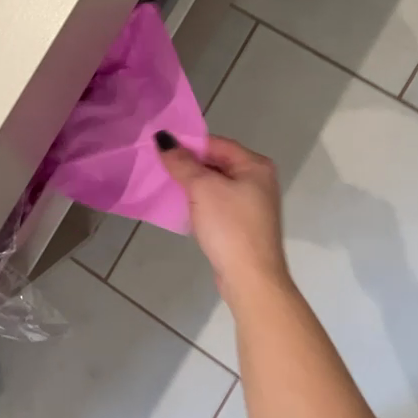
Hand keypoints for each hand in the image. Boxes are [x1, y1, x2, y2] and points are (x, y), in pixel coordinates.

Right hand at [157, 133, 292, 305]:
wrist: (250, 278)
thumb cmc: (229, 226)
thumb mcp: (202, 188)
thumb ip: (182, 162)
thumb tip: (163, 138)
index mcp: (255, 165)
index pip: (216, 144)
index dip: (189, 144)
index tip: (161, 148)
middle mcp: (258, 181)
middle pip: (217, 163)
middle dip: (189, 165)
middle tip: (159, 166)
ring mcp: (252, 205)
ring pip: (216, 185)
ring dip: (193, 185)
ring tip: (166, 184)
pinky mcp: (243, 225)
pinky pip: (217, 204)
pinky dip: (200, 203)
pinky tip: (182, 207)